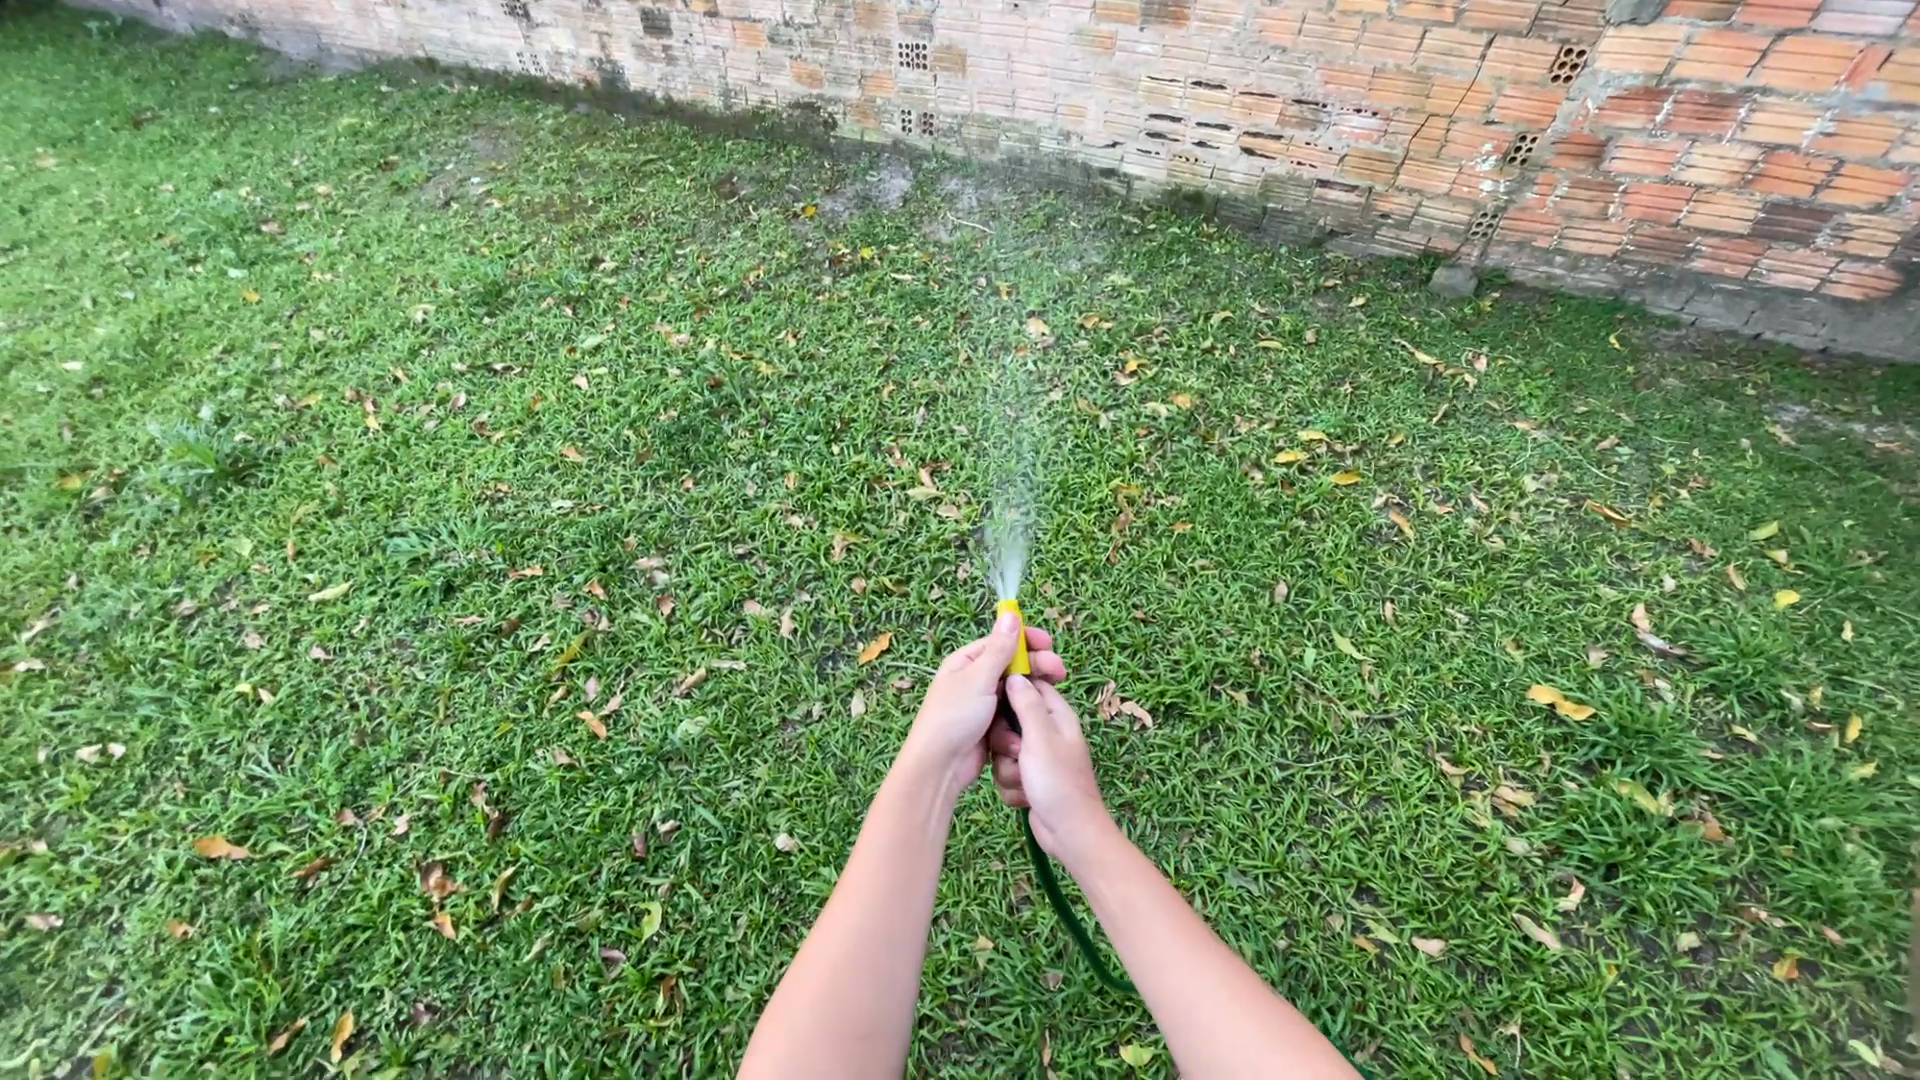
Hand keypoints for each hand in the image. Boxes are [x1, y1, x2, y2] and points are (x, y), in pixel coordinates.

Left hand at [898, 614, 1065, 799]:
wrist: (940, 767)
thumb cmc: (954, 717)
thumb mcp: (978, 678)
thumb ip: (999, 648)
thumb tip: (1010, 614)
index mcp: (966, 661)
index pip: (1000, 641)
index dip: (1026, 640)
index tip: (1049, 643)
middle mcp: (974, 679)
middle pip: (1012, 665)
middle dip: (1036, 665)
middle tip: (1059, 670)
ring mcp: (982, 703)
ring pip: (1015, 690)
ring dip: (1032, 690)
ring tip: (1054, 690)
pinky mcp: (990, 725)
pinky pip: (1013, 713)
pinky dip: (1024, 712)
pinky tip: (1038, 715)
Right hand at [988, 676, 1114, 862]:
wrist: (1070, 833)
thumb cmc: (1058, 782)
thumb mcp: (1040, 738)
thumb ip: (1026, 705)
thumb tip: (1015, 676)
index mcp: (1056, 715)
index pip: (1029, 686)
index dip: (1010, 690)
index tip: (993, 701)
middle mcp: (1047, 733)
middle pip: (1009, 721)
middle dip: (1004, 742)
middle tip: (1016, 753)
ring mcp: (1037, 758)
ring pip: (1003, 751)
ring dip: (1007, 769)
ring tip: (1024, 780)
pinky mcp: (1029, 780)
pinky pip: (1006, 774)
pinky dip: (1012, 787)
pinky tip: (1025, 797)